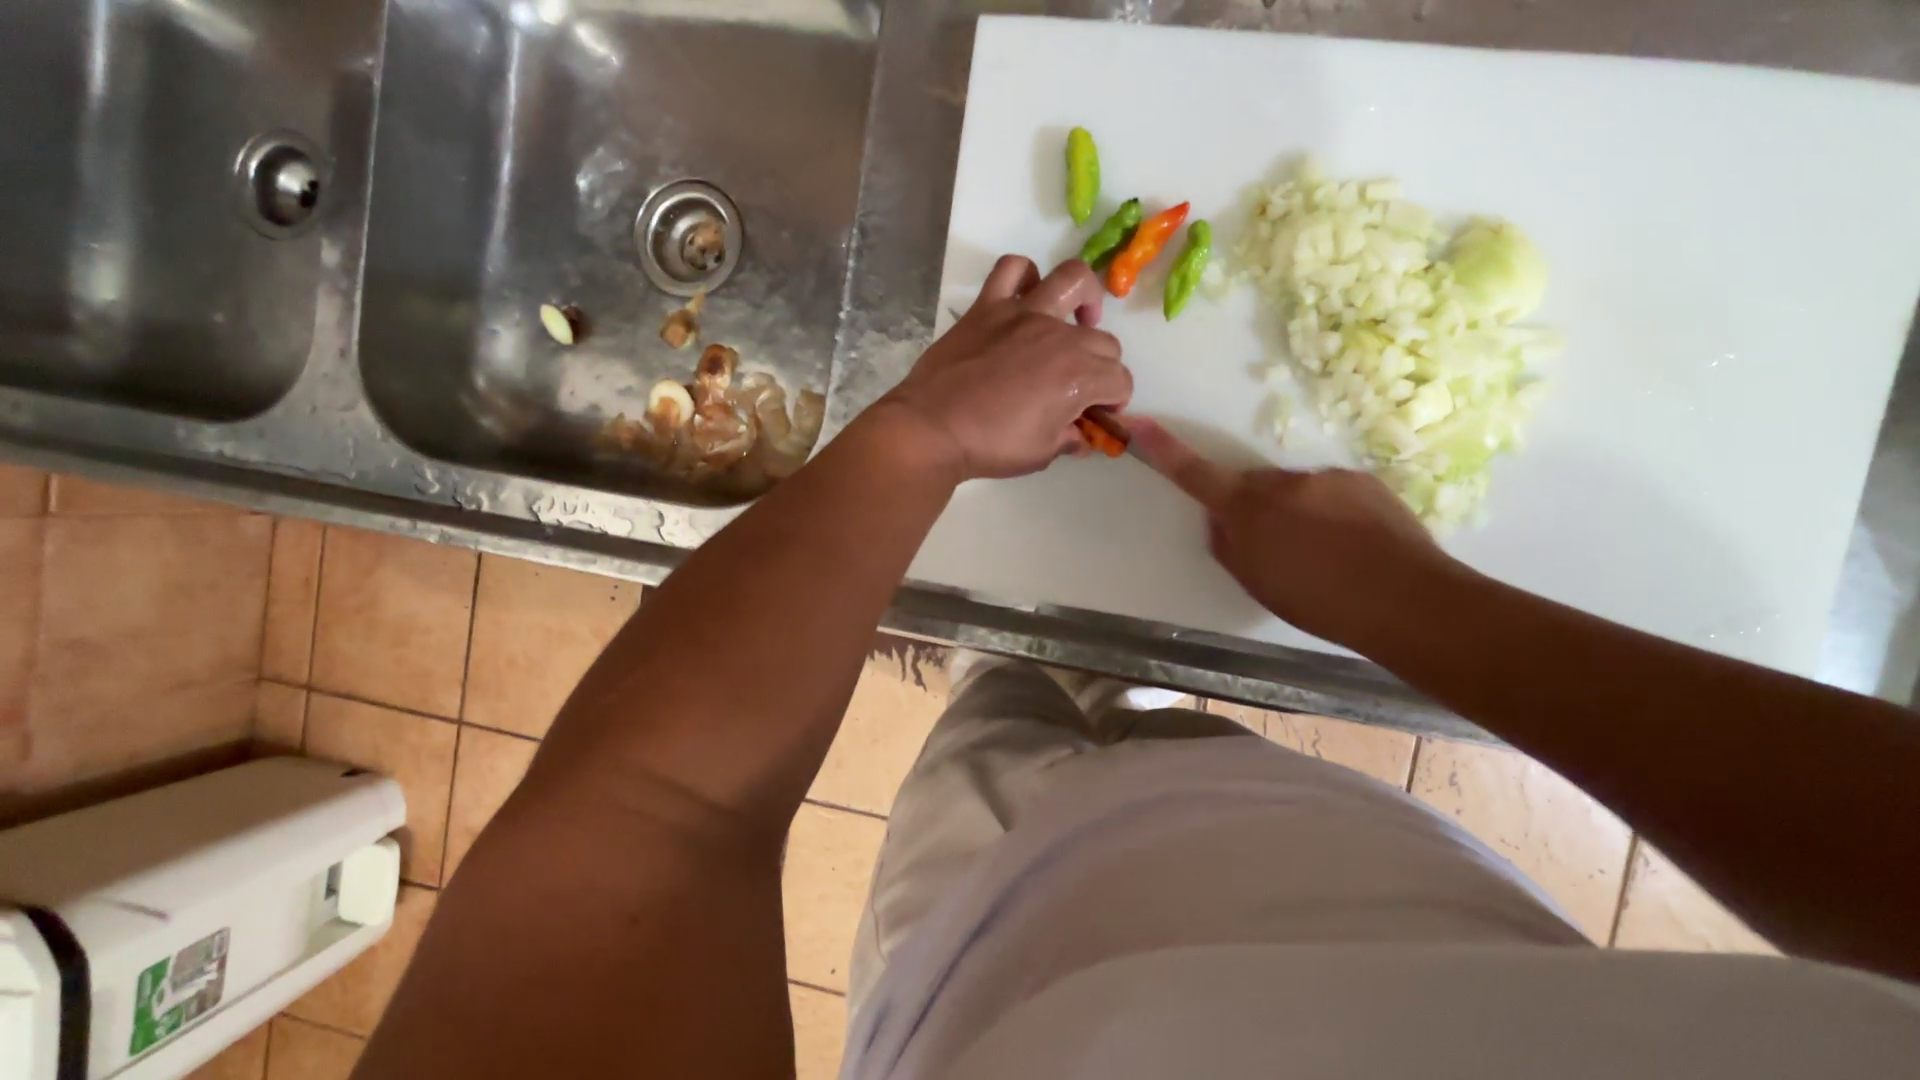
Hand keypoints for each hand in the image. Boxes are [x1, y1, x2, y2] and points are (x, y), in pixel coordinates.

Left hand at [880, 257, 1132, 480]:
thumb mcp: (1042, 454)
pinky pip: (1012, 269)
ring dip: (1084, 298)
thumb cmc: (990, 446)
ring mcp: (1022, 314)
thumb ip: (1070, 439)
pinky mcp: (988, 306)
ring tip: (1075, 319)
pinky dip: (1025, 276)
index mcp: (1078, 376)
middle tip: (1077, 387)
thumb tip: (1081, 435)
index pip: (1119, 381)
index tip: (1095, 414)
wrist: (932, 429)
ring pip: (1072, 280)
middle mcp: (1058, 336)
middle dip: (1101, 367)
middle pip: (1104, 341)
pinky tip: (1027, 298)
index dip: (1114, 401)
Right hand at [1127, 418, 1467, 649]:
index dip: (1163, 449)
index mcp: (1247, 508)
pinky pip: (1333, 494)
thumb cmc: (1319, 601)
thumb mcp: (1257, 583)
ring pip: (1297, 493)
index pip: (1194, 474)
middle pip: (1254, 487)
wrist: (1405, 599)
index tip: (1138, 421)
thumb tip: (1221, 521)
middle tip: (1277, 554)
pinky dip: (1335, 517)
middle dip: (1256, 510)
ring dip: (1300, 517)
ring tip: (1325, 559)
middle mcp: (1283, 481)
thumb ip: (1229, 546)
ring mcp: (1326, 477)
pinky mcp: (1363, 481)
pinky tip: (1353, 549)